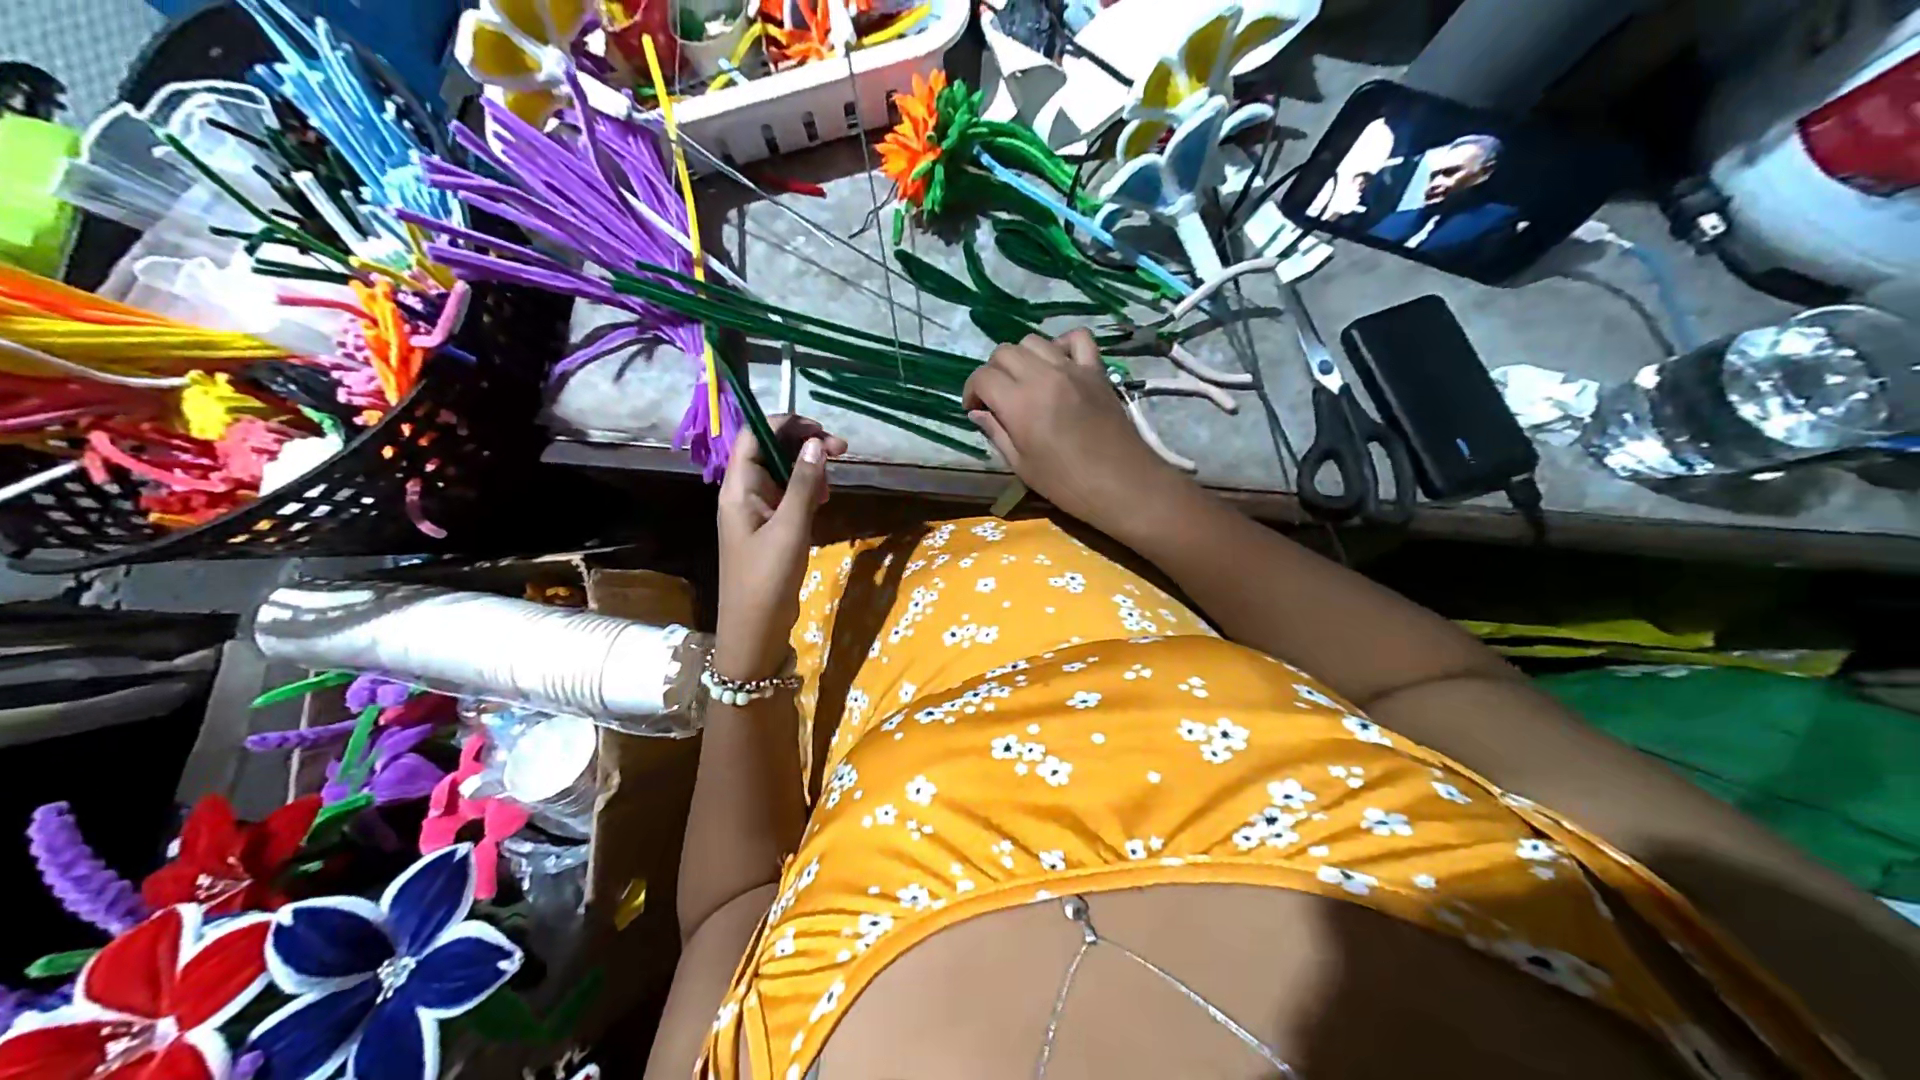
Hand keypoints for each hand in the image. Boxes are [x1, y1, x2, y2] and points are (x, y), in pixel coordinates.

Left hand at [715, 417, 846, 682]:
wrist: (754, 630)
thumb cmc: (767, 578)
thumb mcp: (791, 529)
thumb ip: (803, 484)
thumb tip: (816, 443)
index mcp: (739, 488)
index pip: (754, 436)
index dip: (785, 423)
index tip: (821, 428)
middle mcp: (744, 493)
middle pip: (771, 451)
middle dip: (804, 444)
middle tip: (841, 450)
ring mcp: (757, 512)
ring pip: (783, 474)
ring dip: (808, 469)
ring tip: (832, 481)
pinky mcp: (770, 529)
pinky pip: (788, 497)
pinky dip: (806, 491)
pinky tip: (823, 500)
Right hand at [963, 329, 1193, 534]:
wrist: (1122, 483)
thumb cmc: (1067, 484)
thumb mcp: (1022, 465)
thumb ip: (996, 433)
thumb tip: (977, 412)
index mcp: (1020, 403)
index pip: (982, 377)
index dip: (971, 391)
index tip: (975, 409)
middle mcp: (1043, 376)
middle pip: (1004, 352)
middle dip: (993, 372)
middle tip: (998, 398)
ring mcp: (1073, 369)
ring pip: (1034, 341)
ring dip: (1022, 358)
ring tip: (1025, 382)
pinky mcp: (1096, 370)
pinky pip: (1078, 338)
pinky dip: (1062, 344)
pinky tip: (1059, 364)